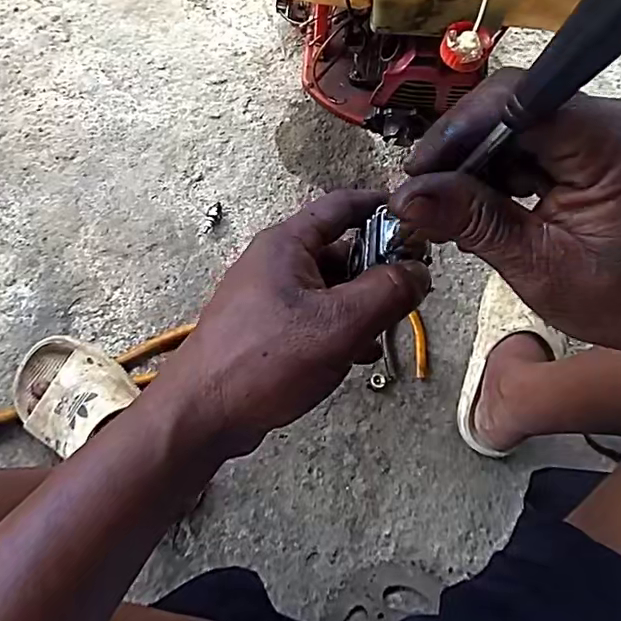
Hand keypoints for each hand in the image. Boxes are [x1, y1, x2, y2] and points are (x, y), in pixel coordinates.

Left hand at [153, 190, 430, 457]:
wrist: (202, 415)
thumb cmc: (264, 361)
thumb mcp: (339, 324)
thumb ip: (387, 292)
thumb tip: (419, 272)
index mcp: (287, 245)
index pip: (341, 205)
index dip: (380, 206)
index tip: (414, 219)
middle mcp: (275, 263)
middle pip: (340, 250)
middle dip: (377, 269)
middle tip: (409, 290)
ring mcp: (268, 296)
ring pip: (330, 288)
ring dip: (361, 305)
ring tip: (385, 329)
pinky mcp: (266, 328)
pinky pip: (313, 316)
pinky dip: (339, 328)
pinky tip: (357, 354)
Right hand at [390, 69, 620, 361]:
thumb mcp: (540, 267)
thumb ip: (475, 223)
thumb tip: (410, 196)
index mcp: (613, 144)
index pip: (519, 102)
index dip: (460, 128)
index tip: (421, 170)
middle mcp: (612, 123)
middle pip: (511, 108)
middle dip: (462, 152)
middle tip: (425, 197)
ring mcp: (601, 134)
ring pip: (512, 126)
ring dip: (476, 166)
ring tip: (455, 214)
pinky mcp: (590, 150)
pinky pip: (528, 144)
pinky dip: (498, 175)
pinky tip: (484, 209)